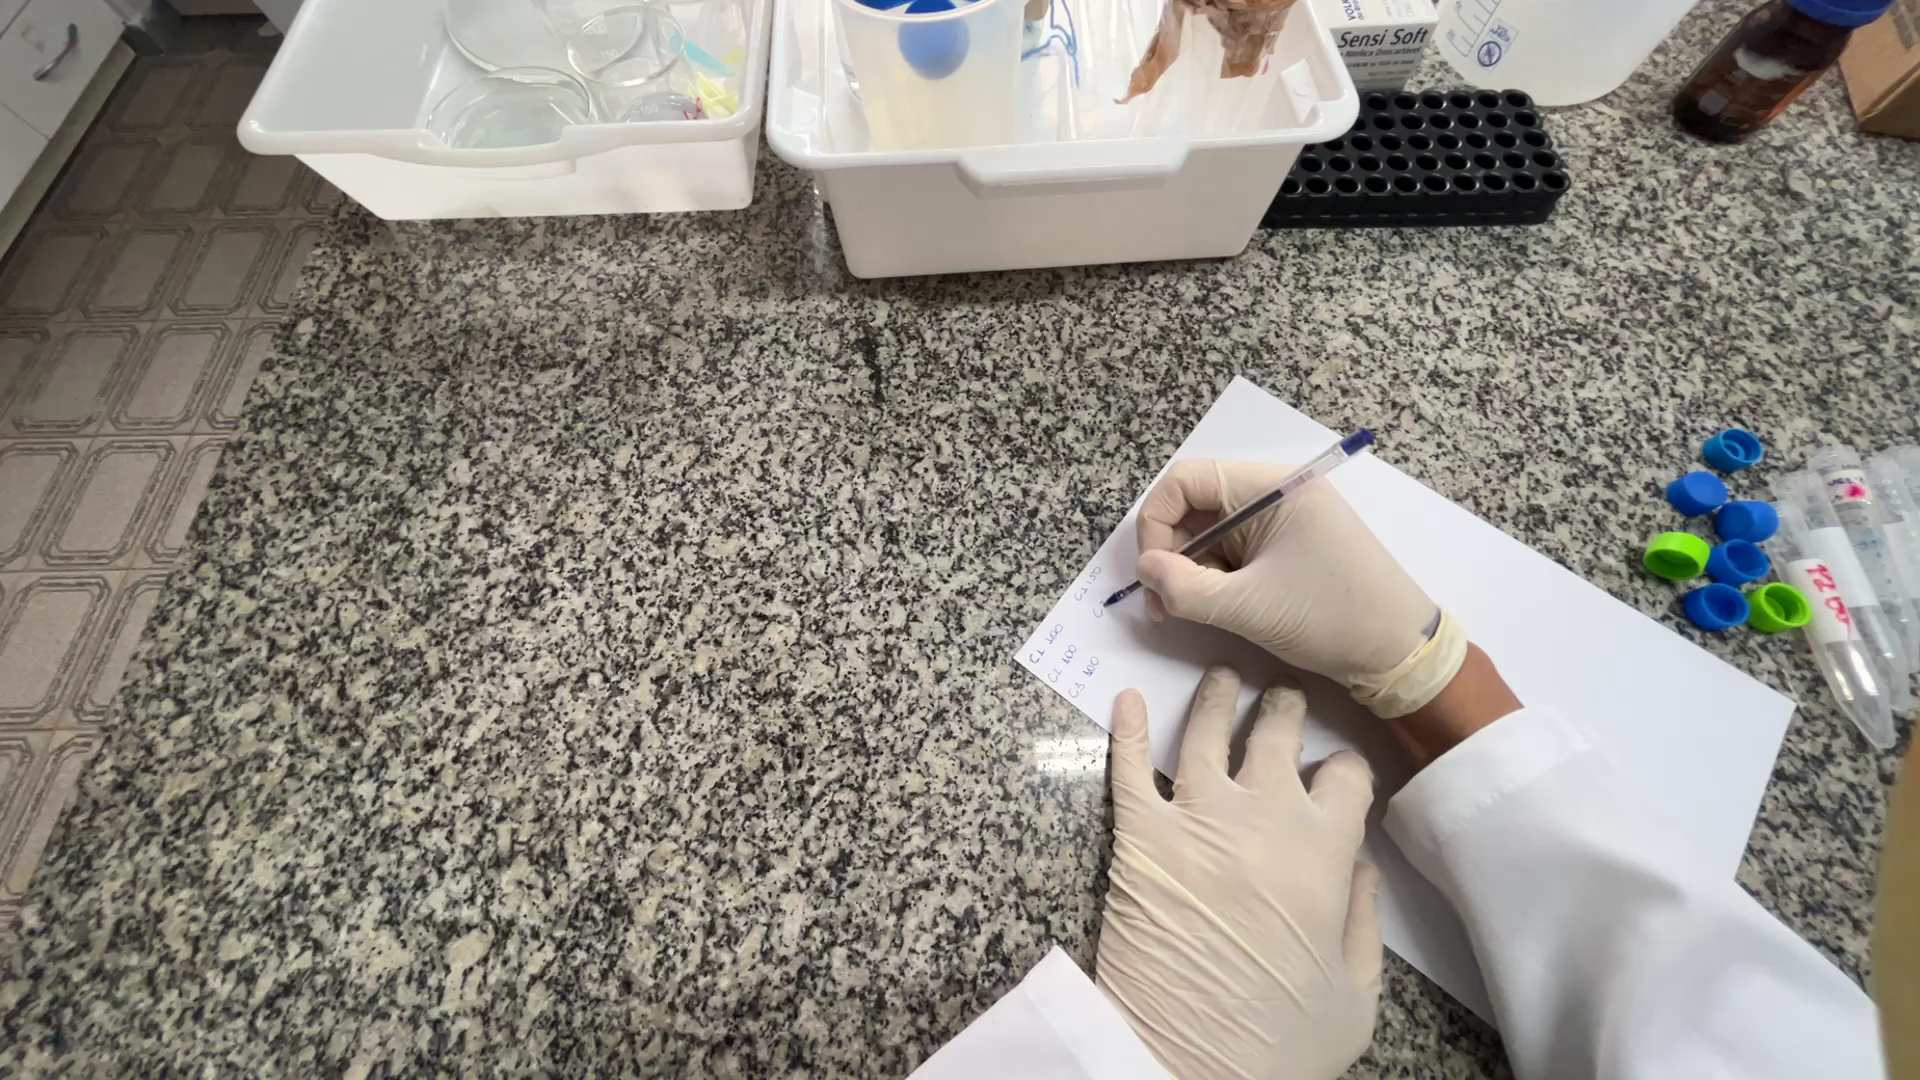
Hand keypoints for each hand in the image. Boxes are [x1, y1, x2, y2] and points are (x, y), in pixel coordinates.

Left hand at [1096, 668, 1382, 1079]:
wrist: (1191, 1060)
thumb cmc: (1282, 1037)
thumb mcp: (1356, 991)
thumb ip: (1363, 916)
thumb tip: (1362, 860)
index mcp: (1321, 851)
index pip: (1343, 777)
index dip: (1343, 766)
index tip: (1337, 765)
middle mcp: (1259, 816)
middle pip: (1276, 736)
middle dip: (1283, 706)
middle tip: (1280, 690)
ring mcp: (1194, 816)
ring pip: (1206, 732)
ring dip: (1216, 696)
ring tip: (1224, 673)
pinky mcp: (1139, 830)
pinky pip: (1130, 767)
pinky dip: (1128, 728)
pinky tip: (1127, 696)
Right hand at [1135, 459, 1465, 717]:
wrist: (1401, 654)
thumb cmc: (1332, 619)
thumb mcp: (1249, 608)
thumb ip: (1184, 588)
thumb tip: (1144, 571)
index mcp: (1272, 489)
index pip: (1186, 481)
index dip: (1156, 522)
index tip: (1153, 572)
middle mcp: (1272, 495)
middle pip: (1192, 506)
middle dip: (1167, 553)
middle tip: (1161, 602)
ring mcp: (1277, 521)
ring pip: (1205, 532)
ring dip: (1184, 570)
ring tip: (1178, 611)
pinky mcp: (1279, 547)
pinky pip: (1226, 551)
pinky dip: (1207, 577)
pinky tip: (1205, 606)